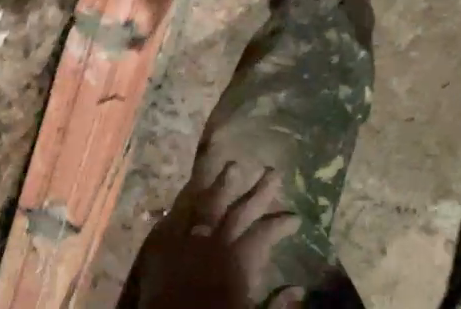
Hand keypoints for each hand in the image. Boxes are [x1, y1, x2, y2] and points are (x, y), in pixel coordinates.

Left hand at [138, 161, 302, 308]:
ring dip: (222, 184)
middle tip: (273, 171)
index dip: (281, 224)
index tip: (296, 217)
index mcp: (237, 263)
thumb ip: (275, 305)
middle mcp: (214, 245)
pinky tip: (191, 186)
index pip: (264, 234)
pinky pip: (175, 215)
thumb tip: (299, 290)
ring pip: (208, 204)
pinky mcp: (161, 246)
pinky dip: (186, 199)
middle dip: (258, 191)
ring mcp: (186, 241)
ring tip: (233, 165)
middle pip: (239, 211)